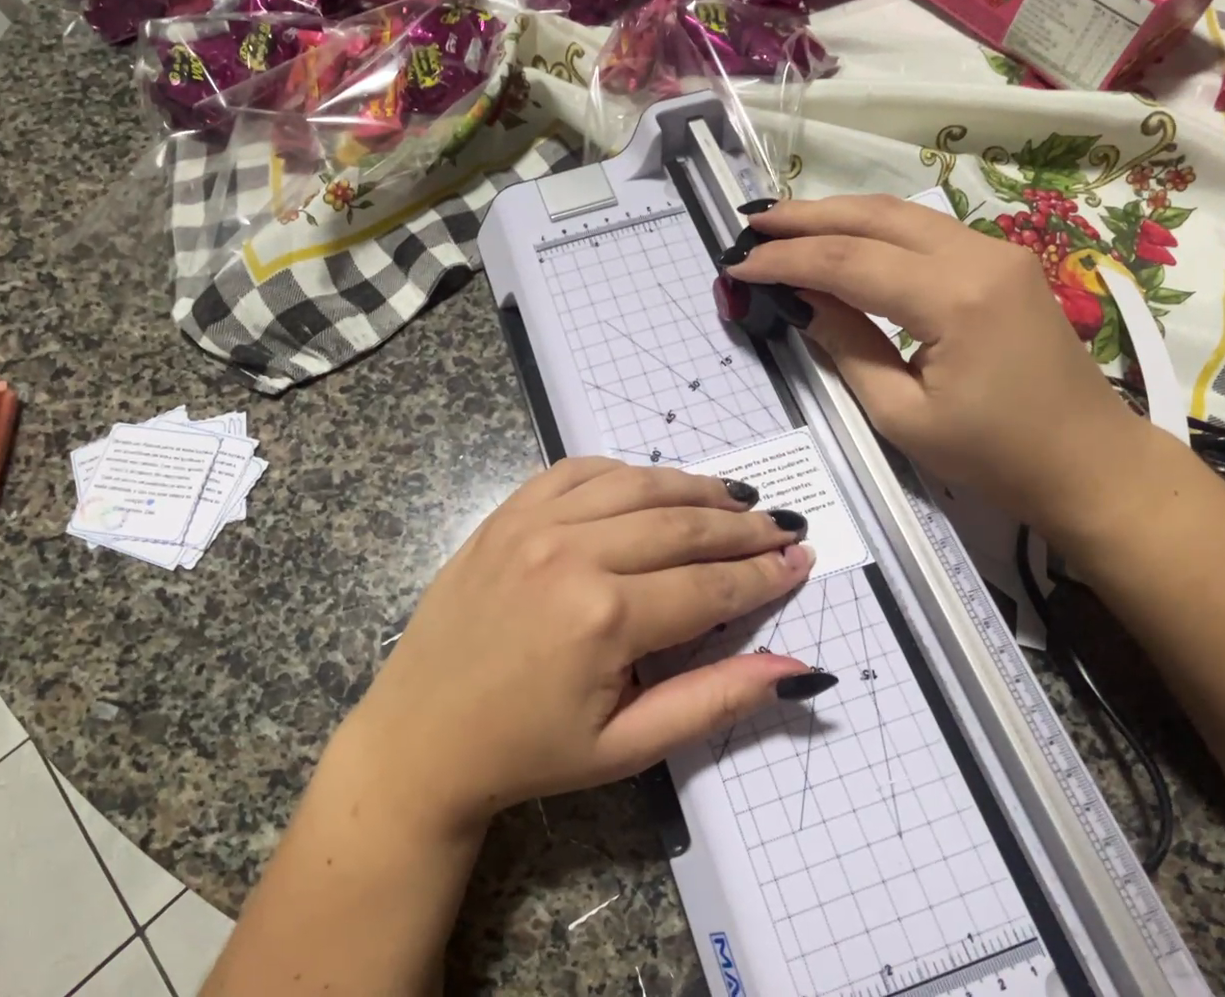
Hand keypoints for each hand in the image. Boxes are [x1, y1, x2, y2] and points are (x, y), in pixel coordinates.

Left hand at [344, 459, 819, 833]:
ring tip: (735, 498)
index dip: (764, 574)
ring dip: (692, 489)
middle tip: (782, 527)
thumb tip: (802, 673)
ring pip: (635, 486)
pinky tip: (649, 486)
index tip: (802, 559)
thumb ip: (716, 701)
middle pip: (681, 527)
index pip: (711, 586)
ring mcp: (531, 525)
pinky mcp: (504, 516)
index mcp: (604, 618)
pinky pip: (575, 471)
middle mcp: (571, 554)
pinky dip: (622, 472)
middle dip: (741, 528)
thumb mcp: (628, 747)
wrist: (421, 740)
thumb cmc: (529, 753)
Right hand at [727, 195, 1153, 542]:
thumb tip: (800, 300)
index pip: (849, 261)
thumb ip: (847, 346)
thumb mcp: (902, 414)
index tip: (736, 263)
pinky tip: (843, 241)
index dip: (786, 260)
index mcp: (954, 299)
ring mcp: (1000, 252)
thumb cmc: (993, 455)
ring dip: (840, 216)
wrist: (1087, 461)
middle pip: (875, 217)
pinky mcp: (1005, 262)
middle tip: (751, 225)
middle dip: (807, 216)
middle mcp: (980, 255)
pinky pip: (926, 232)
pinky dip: (875, 231)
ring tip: (783, 226)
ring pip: (902, 215)